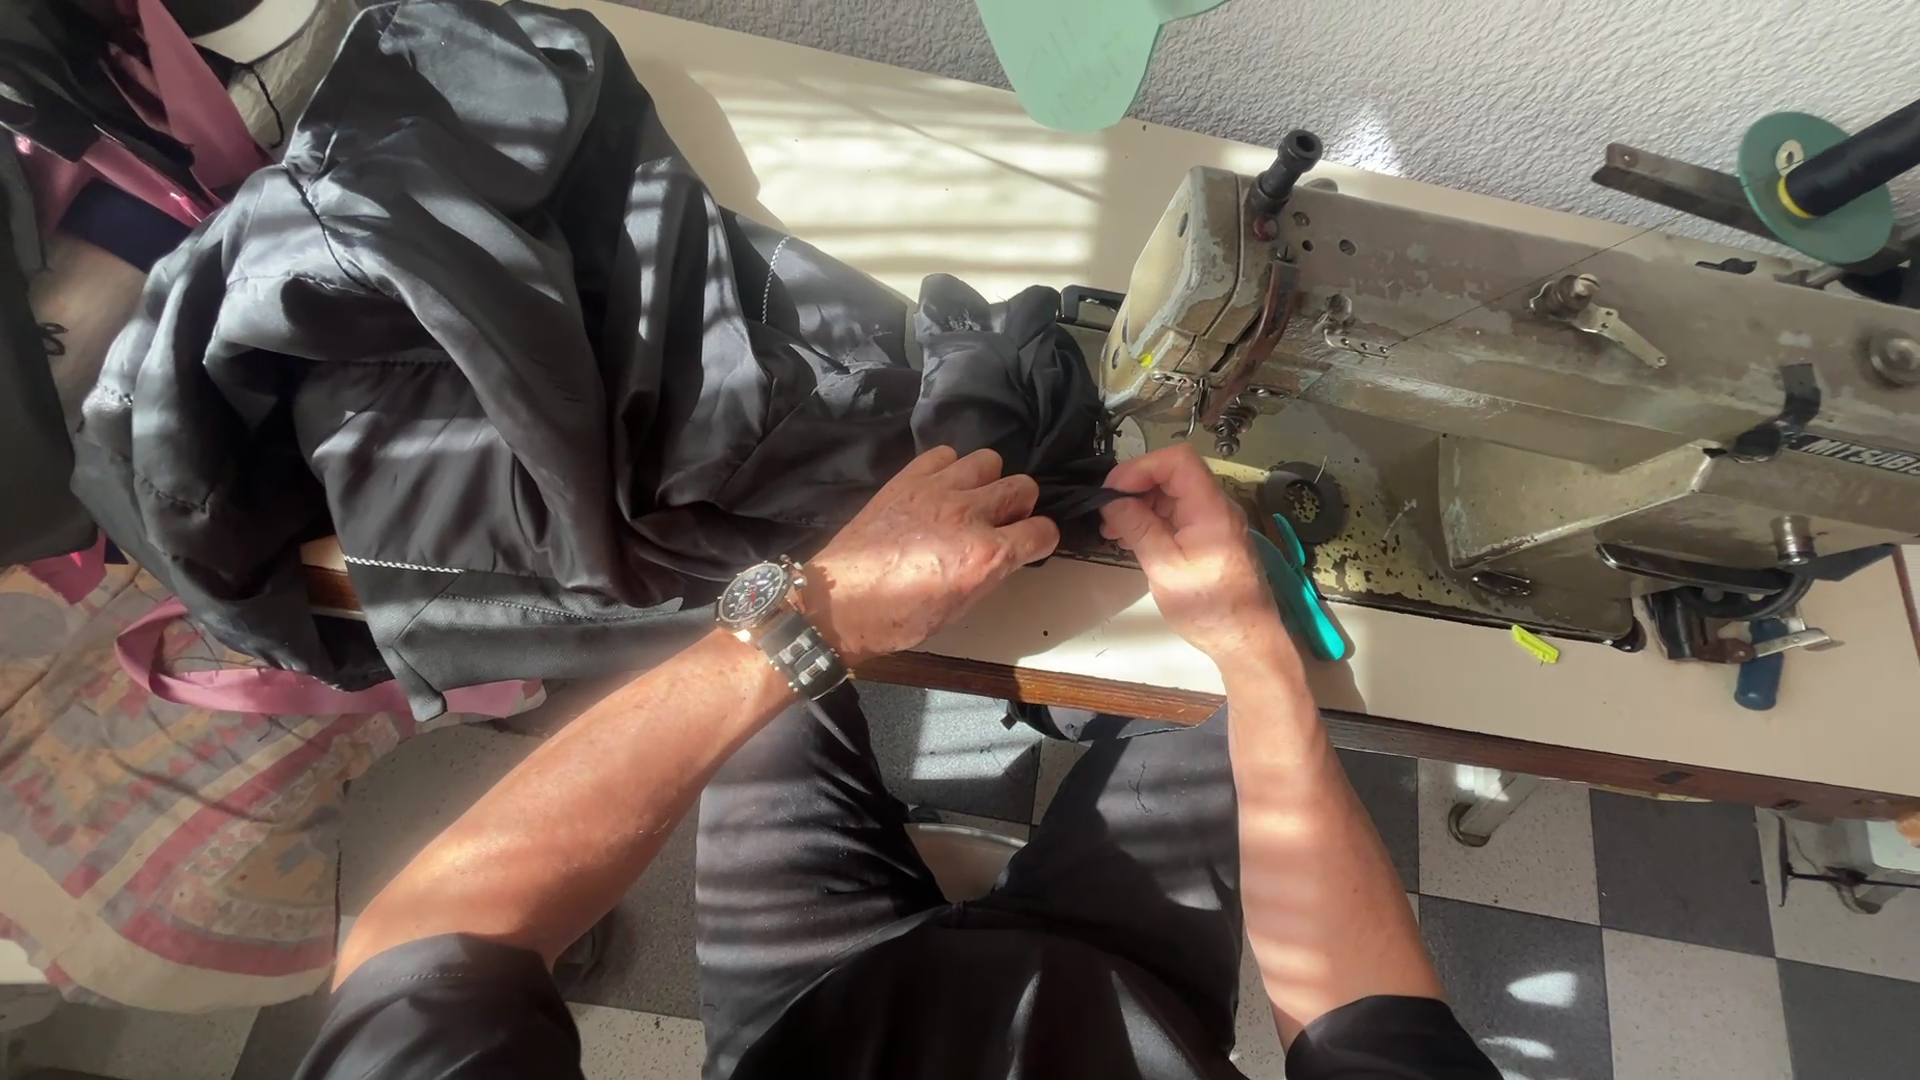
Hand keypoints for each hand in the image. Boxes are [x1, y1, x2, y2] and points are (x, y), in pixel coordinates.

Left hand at [804, 447, 1060, 665]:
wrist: (839, 601)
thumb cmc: (898, 618)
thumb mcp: (959, 609)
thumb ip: (989, 573)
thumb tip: (1003, 554)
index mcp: (985, 555)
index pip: (1042, 531)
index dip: (1041, 540)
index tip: (1031, 545)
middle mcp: (968, 514)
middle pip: (1023, 487)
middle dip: (1020, 507)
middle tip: (1002, 523)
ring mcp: (937, 490)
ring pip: (989, 461)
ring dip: (988, 481)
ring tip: (971, 501)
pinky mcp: (908, 478)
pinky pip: (945, 454)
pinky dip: (950, 468)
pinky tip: (941, 489)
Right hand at [1100, 444, 1293, 668]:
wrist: (1245, 641)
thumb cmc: (1209, 610)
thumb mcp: (1165, 569)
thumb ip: (1138, 528)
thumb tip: (1112, 502)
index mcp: (1211, 509)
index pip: (1177, 460)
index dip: (1140, 467)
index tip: (1112, 490)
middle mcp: (1217, 507)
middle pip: (1173, 473)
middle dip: (1135, 486)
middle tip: (1107, 512)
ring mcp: (1214, 521)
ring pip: (1172, 493)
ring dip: (1140, 504)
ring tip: (1114, 529)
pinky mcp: (1209, 536)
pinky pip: (1178, 513)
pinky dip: (1152, 518)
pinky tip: (1132, 538)